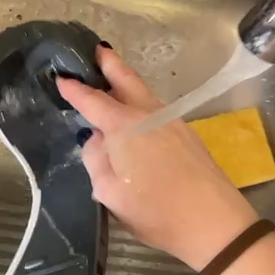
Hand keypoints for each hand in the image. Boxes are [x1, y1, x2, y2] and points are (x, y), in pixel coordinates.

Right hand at [57, 46, 260, 270]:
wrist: (215, 224)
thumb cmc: (156, 212)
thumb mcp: (110, 193)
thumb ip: (95, 161)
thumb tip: (96, 141)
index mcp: (125, 127)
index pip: (92, 101)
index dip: (74, 90)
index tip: (60, 78)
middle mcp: (148, 116)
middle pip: (126, 81)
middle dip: (109, 64)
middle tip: (96, 50)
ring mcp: (171, 123)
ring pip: (143, 94)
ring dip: (125, 83)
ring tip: (110, 79)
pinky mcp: (186, 135)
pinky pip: (155, 110)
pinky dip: (139, 103)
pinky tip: (133, 116)